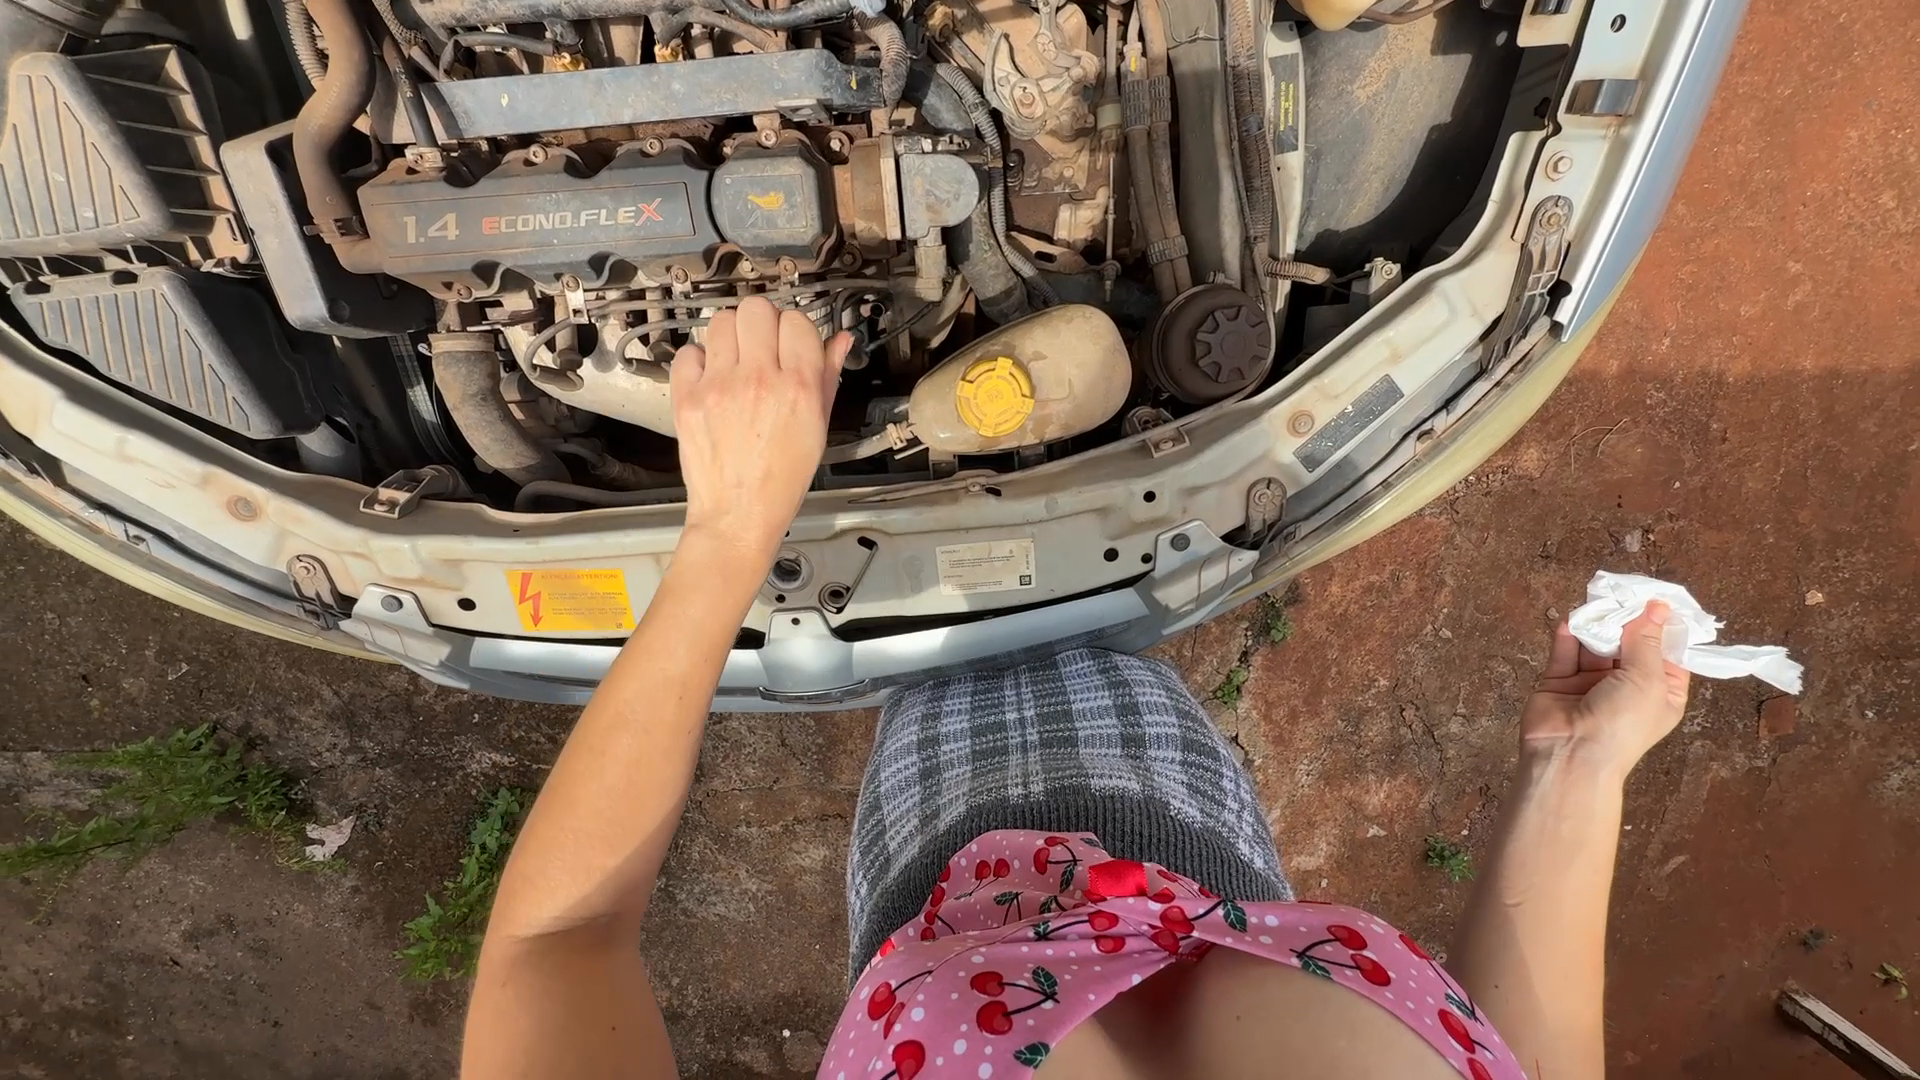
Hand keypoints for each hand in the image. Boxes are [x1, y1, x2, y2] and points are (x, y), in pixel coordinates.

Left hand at [671, 297, 851, 562]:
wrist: (739, 513)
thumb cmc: (782, 478)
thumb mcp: (818, 428)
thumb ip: (828, 378)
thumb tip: (840, 342)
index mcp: (798, 388)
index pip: (798, 321)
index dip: (797, 330)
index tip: (794, 345)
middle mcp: (758, 380)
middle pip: (757, 309)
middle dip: (763, 323)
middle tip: (764, 346)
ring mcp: (719, 386)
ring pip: (721, 320)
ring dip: (732, 334)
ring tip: (737, 360)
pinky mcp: (687, 396)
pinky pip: (689, 351)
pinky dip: (701, 359)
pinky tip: (713, 378)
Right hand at [1519, 601, 1690, 781]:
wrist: (1570, 752)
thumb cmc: (1621, 723)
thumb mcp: (1645, 680)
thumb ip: (1645, 642)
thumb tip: (1658, 608)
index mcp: (1660, 692)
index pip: (1665, 653)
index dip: (1662, 628)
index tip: (1657, 600)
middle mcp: (1627, 686)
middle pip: (1628, 645)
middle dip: (1624, 623)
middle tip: (1620, 596)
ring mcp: (1591, 683)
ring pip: (1594, 646)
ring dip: (1595, 627)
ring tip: (1594, 604)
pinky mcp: (1558, 681)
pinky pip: (1564, 654)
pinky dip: (1567, 637)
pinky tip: (1570, 621)